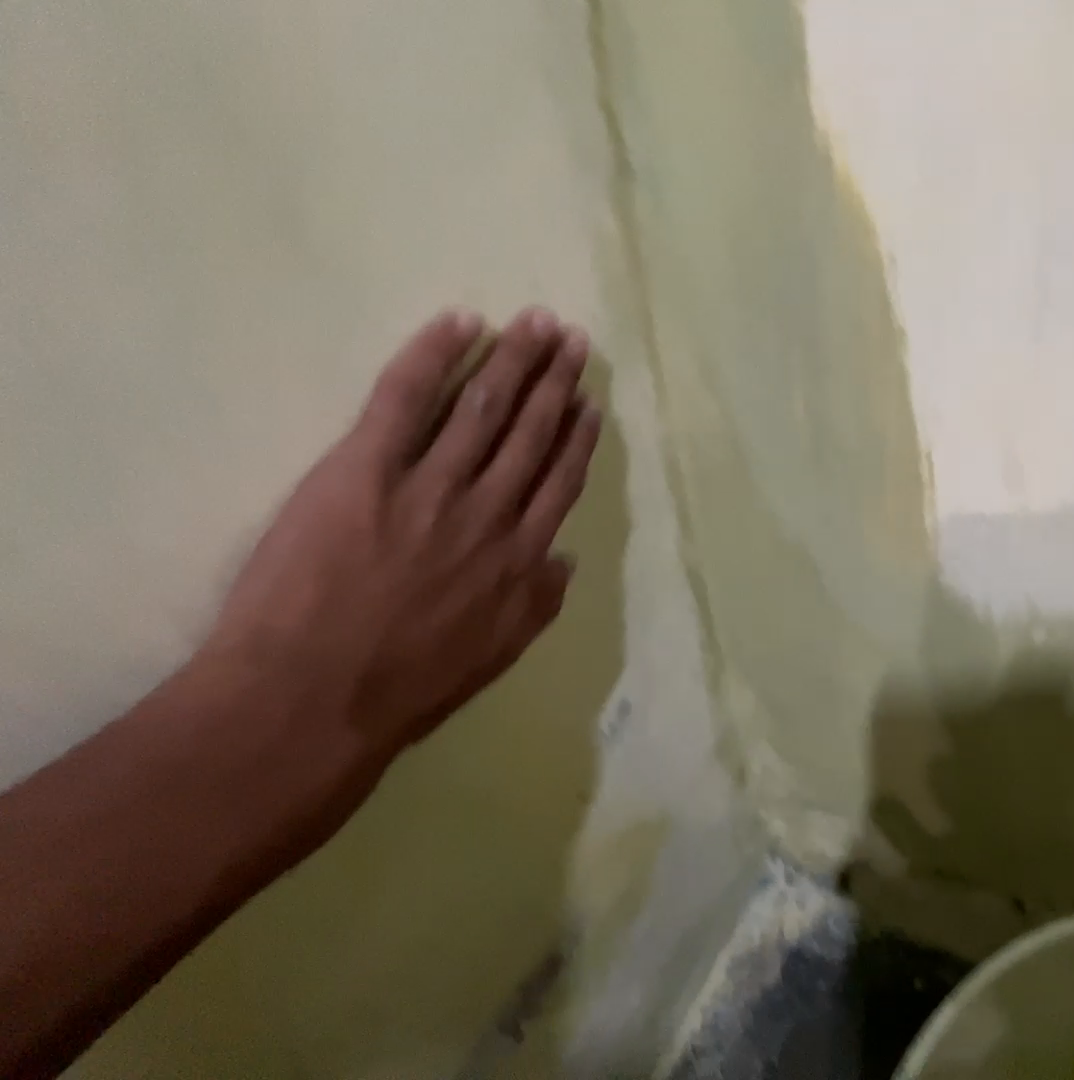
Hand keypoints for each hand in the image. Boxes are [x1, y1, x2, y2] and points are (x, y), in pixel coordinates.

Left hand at [202, 307, 601, 763]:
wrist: (315, 697)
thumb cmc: (409, 683)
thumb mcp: (499, 652)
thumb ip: (541, 601)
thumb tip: (565, 557)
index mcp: (521, 556)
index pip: (559, 481)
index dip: (577, 437)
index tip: (589, 403)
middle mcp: (489, 511)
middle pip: (531, 432)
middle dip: (555, 381)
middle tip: (573, 339)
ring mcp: (430, 485)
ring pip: (484, 408)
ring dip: (515, 360)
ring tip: (538, 323)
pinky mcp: (364, 469)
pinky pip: (405, 399)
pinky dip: (435, 356)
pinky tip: (462, 323)